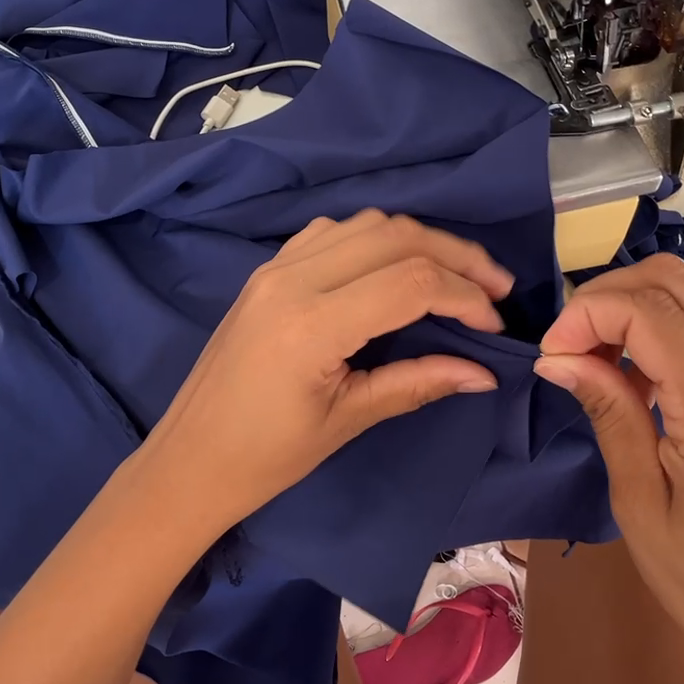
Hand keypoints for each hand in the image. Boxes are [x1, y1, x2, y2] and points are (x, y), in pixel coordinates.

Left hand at [135, 210, 512, 528]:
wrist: (188, 459)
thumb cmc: (265, 457)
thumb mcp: (347, 421)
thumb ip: (417, 383)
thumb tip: (485, 372)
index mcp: (311, 324)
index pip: (411, 282)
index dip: (465, 296)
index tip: (494, 326)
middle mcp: (292, 279)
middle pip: (395, 236)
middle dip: (456, 255)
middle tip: (495, 284)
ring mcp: (275, 267)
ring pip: (366, 223)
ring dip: (419, 240)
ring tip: (455, 273)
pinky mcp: (267, 269)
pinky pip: (332, 231)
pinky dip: (375, 238)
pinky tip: (393, 267)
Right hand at [532, 256, 683, 683]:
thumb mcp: (638, 503)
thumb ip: (607, 412)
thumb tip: (557, 355)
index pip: (652, 312)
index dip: (590, 313)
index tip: (552, 352)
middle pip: (673, 282)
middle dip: (606, 297)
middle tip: (568, 347)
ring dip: (628, 310)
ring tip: (592, 360)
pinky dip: (653, 330)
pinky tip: (630, 375)